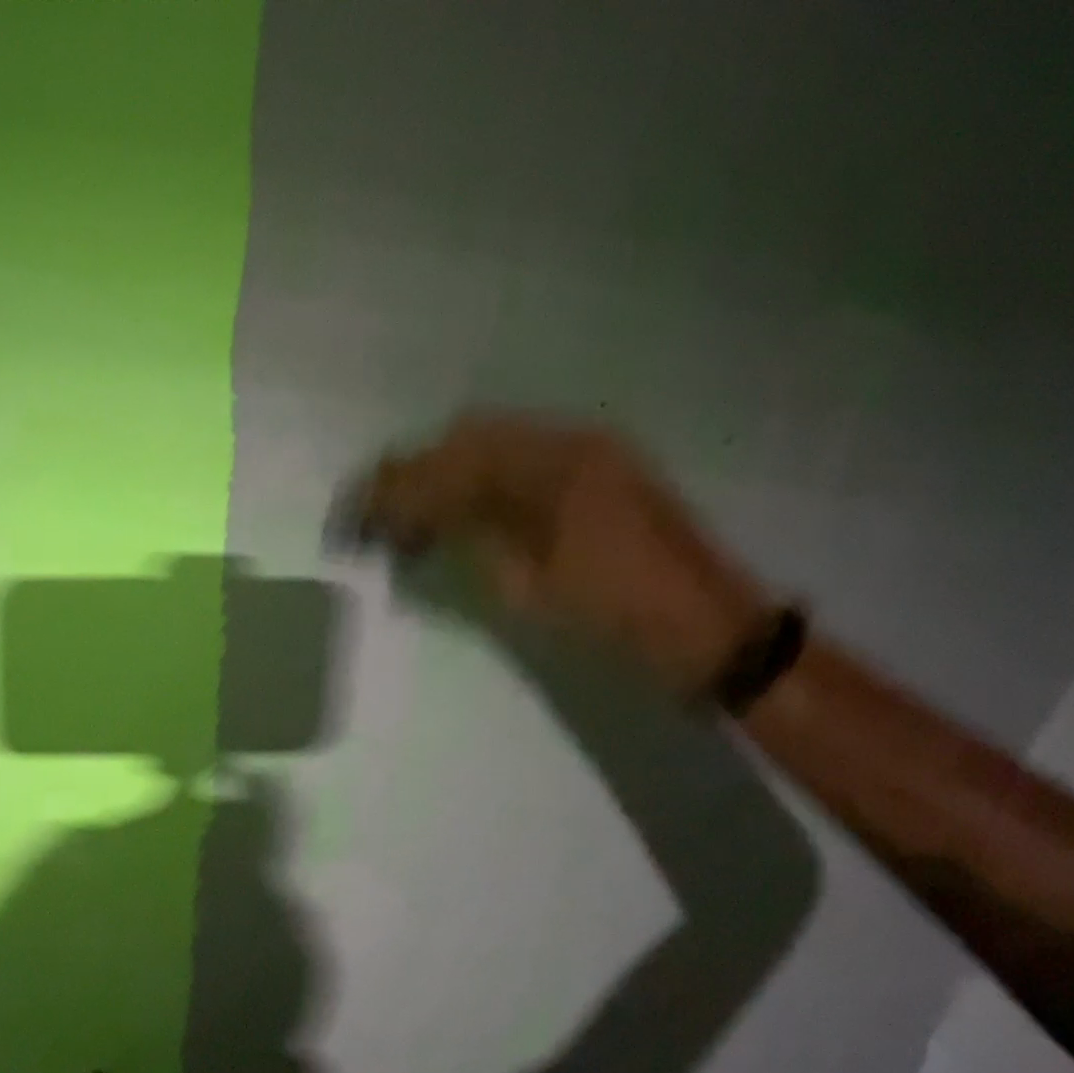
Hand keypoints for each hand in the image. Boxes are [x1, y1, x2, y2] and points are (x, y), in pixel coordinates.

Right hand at [351, 411, 770, 697]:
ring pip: (495, 443)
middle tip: (377, 514)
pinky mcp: (600, 470)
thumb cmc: (621, 618)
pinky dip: (481, 478)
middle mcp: (570, 440)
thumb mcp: (531, 589)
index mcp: (553, 466)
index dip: (396, 490)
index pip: (452, 464)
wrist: (718, 634)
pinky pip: (522, 456)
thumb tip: (416, 526)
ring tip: (413, 516)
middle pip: (468, 437)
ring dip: (446, 473)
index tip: (355, 517)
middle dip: (415, 473)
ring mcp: (589, 451)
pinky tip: (462, 510)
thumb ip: (469, 543)